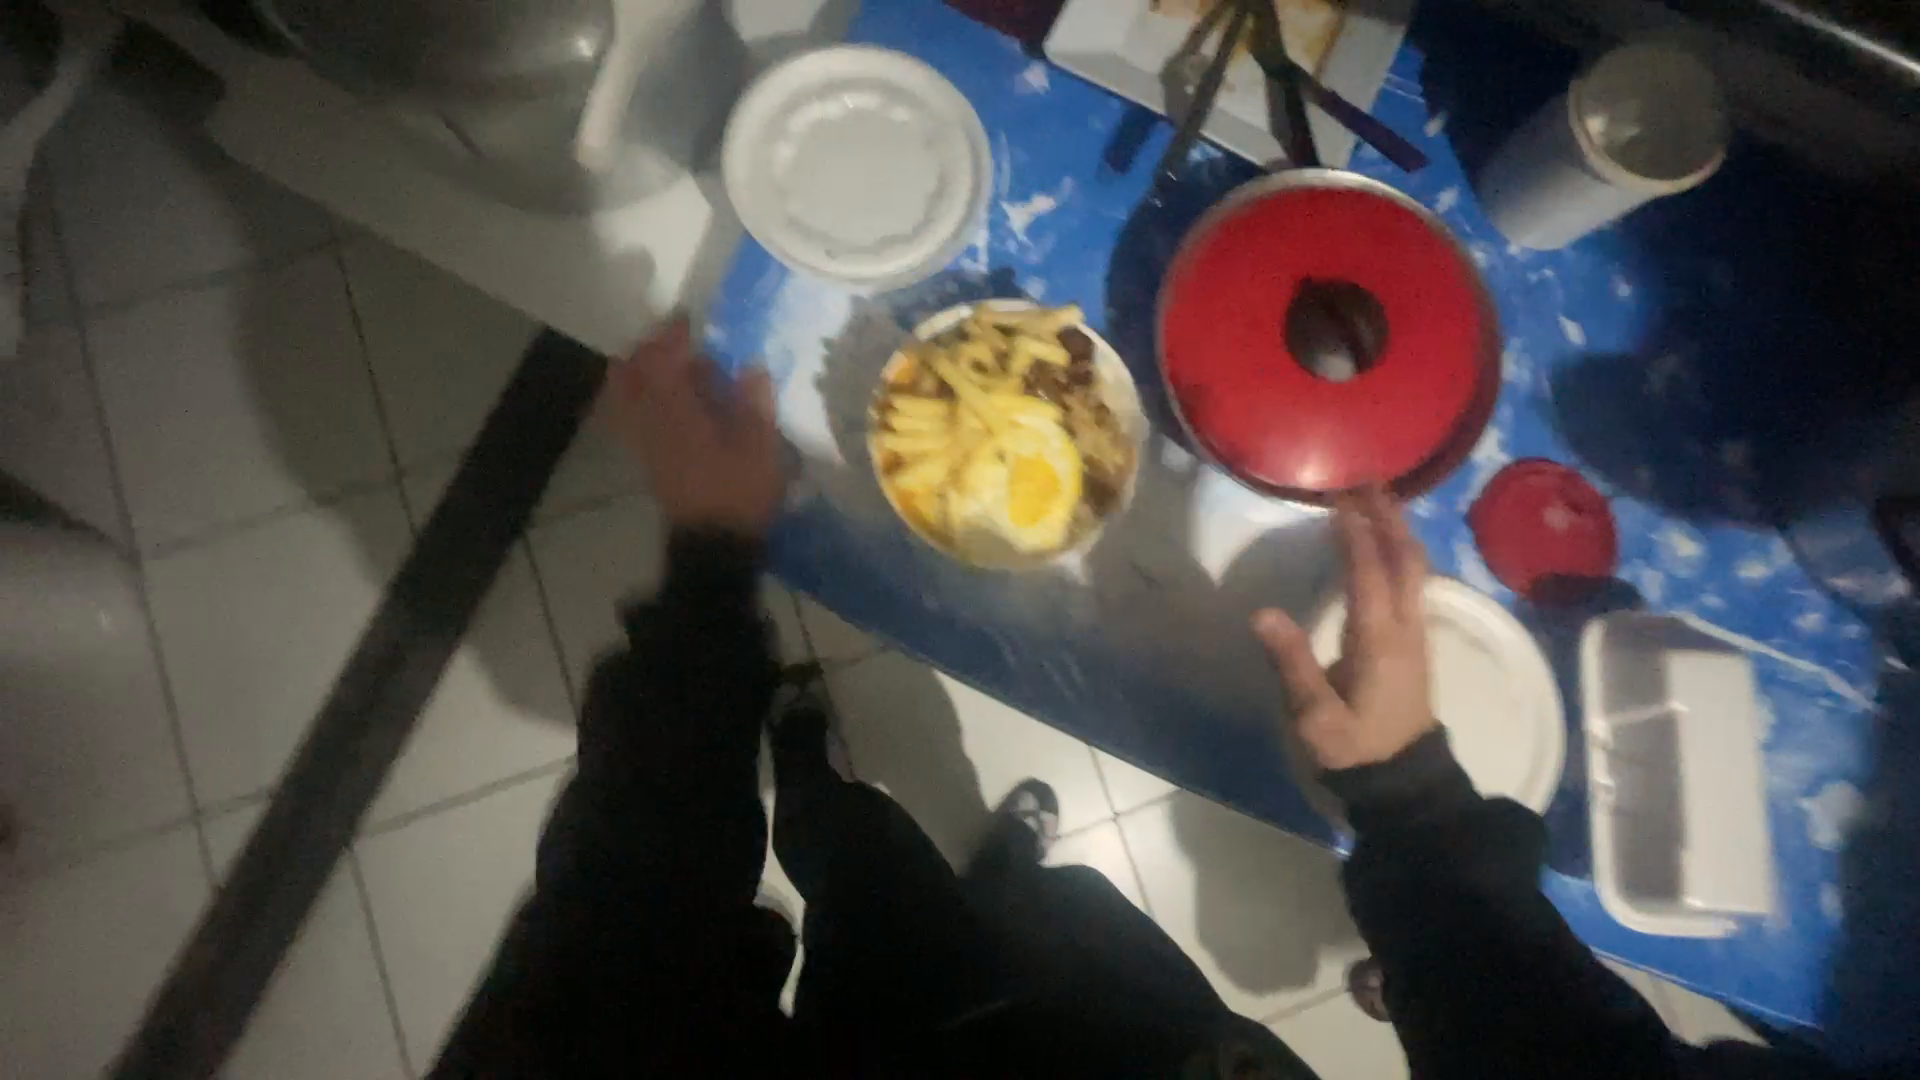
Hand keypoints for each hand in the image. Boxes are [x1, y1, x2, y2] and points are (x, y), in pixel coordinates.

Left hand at [606, 314, 785, 538]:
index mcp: (675, 412)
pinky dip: (650, 403)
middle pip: (629, 376)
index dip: (672, 337)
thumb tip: (751, 366)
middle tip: (674, 343)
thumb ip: (755, 403)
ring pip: (629, 398)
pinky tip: (680, 408)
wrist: (715, 547)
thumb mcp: (761, 447)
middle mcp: (650, 422)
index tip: (688, 320)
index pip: (660, 361)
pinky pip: (638, 420)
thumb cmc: (739, 493)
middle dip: (647, 353)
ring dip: (646, 376)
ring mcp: (646, 444)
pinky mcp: (652, 463)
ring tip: (679, 372)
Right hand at [1253, 487, 1437, 771]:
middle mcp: (1406, 628)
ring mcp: (1416, 635)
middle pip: (1406, 560)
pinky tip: (1384, 548)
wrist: (1403, 785)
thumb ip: (1291, 663)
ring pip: (1415, 570)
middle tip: (1367, 483)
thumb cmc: (1354, 749)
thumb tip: (1262, 613)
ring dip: (1397, 532)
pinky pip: (1412, 583)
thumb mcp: (1315, 715)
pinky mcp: (1414, 644)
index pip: (1369, 575)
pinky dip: (1399, 554)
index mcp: (1379, 640)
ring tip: (1376, 504)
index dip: (1354, 535)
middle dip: (1388, 518)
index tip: (1337, 501)